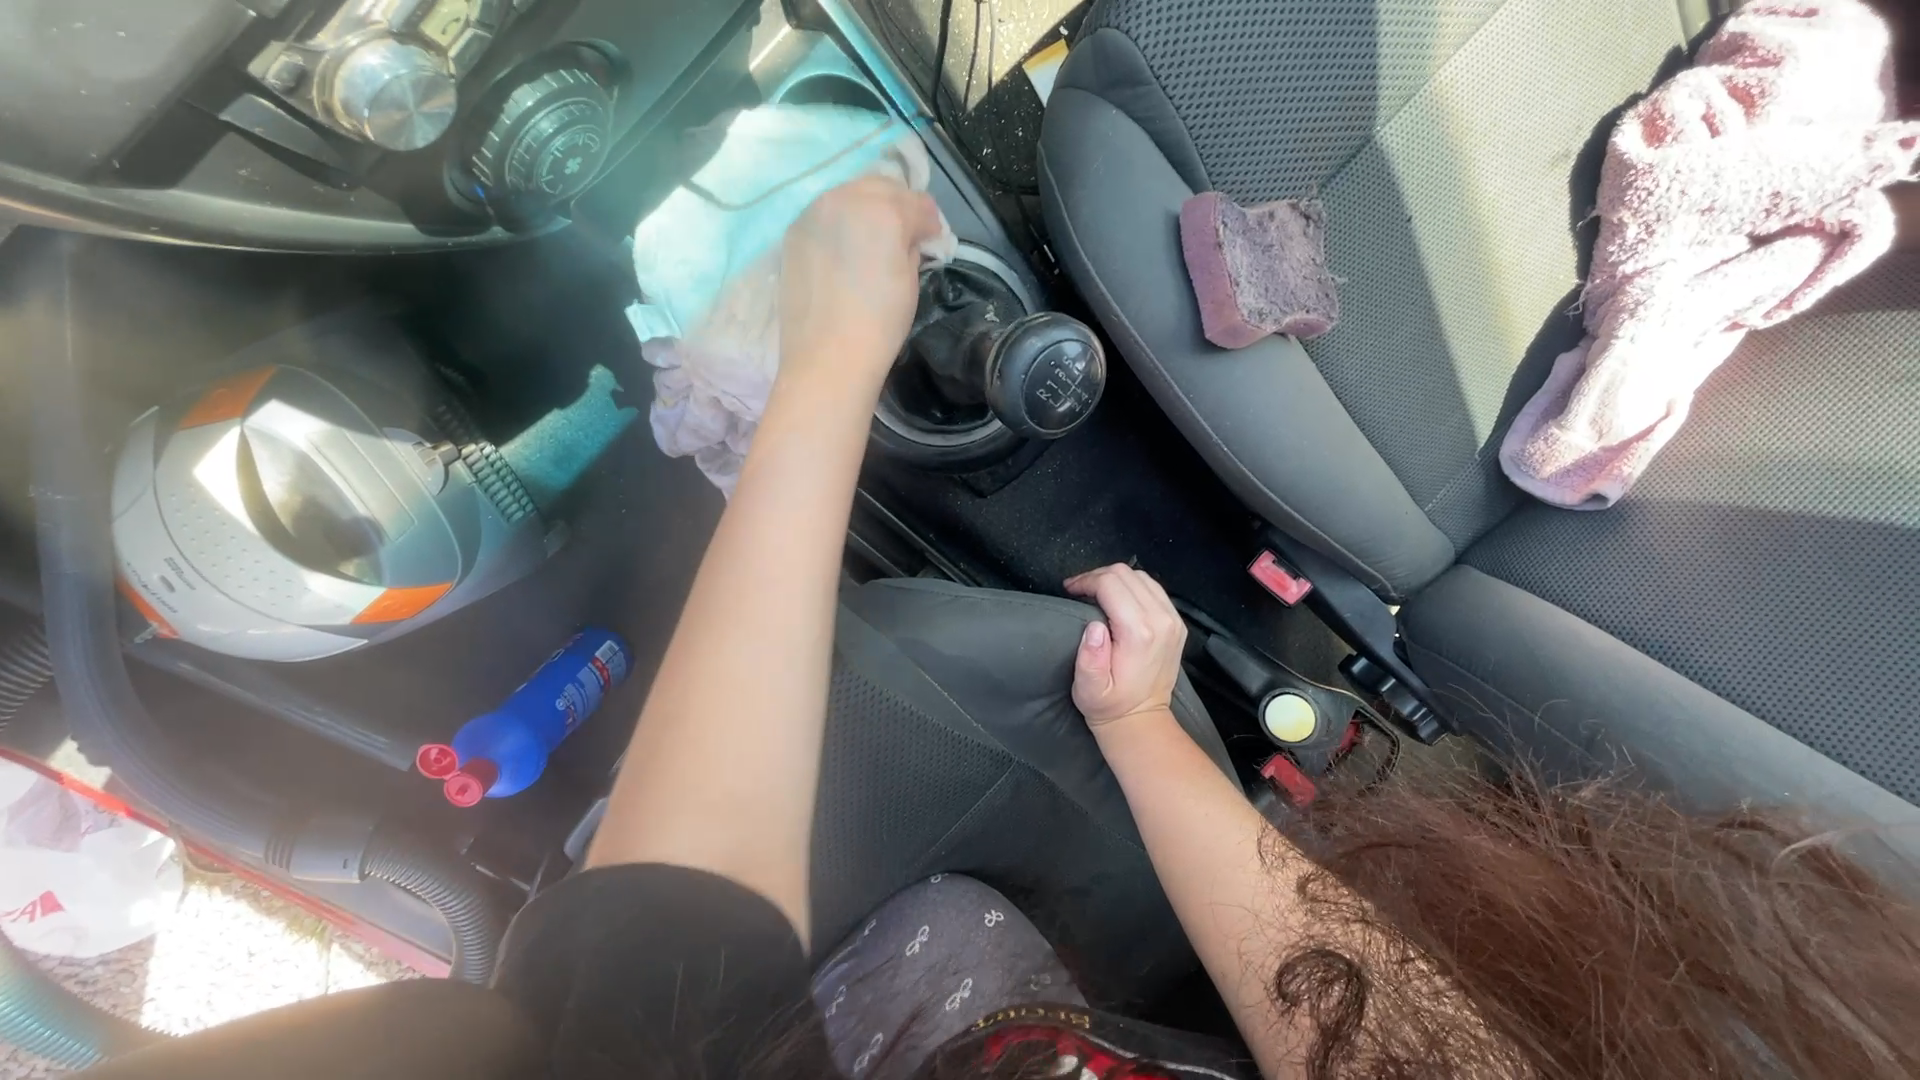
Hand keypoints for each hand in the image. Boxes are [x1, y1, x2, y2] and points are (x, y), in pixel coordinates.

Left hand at [778, 176, 944, 399]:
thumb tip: (908, 239)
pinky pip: (825, 216)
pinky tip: (846, 252)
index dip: (930, 223)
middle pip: (881, 188)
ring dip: (867, 212)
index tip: (933, 241)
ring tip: (874, 244)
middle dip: (898, 207)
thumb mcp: (910, 282)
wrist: (827, 357)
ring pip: (849, 196)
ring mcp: (814, 212)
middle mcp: (845, 198)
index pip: (917, 202)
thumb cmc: (879, 324)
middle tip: (905, 237)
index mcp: (883, 209)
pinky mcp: (795, 232)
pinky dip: (841, 225)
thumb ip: (911, 247)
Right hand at [1065, 564, 1187, 728]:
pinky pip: (1154, 588)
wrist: (1142, 718)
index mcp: (1138, 633)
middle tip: (1078, 589)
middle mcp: (1160, 620)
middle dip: (1097, 576)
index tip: (1070, 589)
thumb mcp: (1089, 689)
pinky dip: (1132, 585)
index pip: (1110, 584)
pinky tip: (1117, 597)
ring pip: (1141, 577)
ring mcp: (1173, 620)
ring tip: (1094, 591)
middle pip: (1126, 574)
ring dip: (1115, 578)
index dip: (1085, 580)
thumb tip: (1094, 626)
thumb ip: (1090, 659)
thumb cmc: (1110, 705)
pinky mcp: (1176, 623)